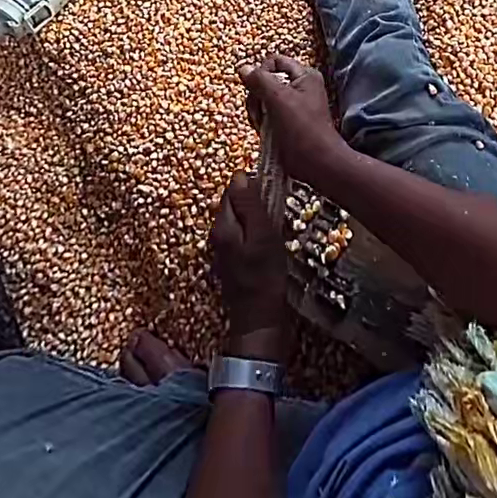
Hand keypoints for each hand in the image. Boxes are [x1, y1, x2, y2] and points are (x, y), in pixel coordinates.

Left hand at [209, 173, 288, 360]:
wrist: (260, 321)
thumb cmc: (264, 277)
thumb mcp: (262, 236)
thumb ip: (250, 205)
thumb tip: (240, 175)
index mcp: (222, 225)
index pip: (232, 189)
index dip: (252, 183)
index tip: (273, 185)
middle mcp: (218, 234)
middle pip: (235, 203)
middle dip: (254, 198)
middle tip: (278, 204)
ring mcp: (224, 248)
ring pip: (240, 218)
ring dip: (257, 215)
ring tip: (277, 220)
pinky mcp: (234, 260)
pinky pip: (244, 234)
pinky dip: (256, 230)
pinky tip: (271, 239)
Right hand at [238, 55, 344, 178]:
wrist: (317, 163)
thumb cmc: (302, 129)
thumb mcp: (279, 100)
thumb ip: (260, 81)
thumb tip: (243, 68)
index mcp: (304, 76)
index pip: (274, 61)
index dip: (261, 73)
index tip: (255, 90)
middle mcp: (300, 87)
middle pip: (266, 81)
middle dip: (257, 96)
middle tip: (259, 113)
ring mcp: (293, 105)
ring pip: (263, 99)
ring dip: (257, 112)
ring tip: (262, 126)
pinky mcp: (288, 121)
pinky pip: (267, 115)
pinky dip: (262, 123)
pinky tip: (263, 133)